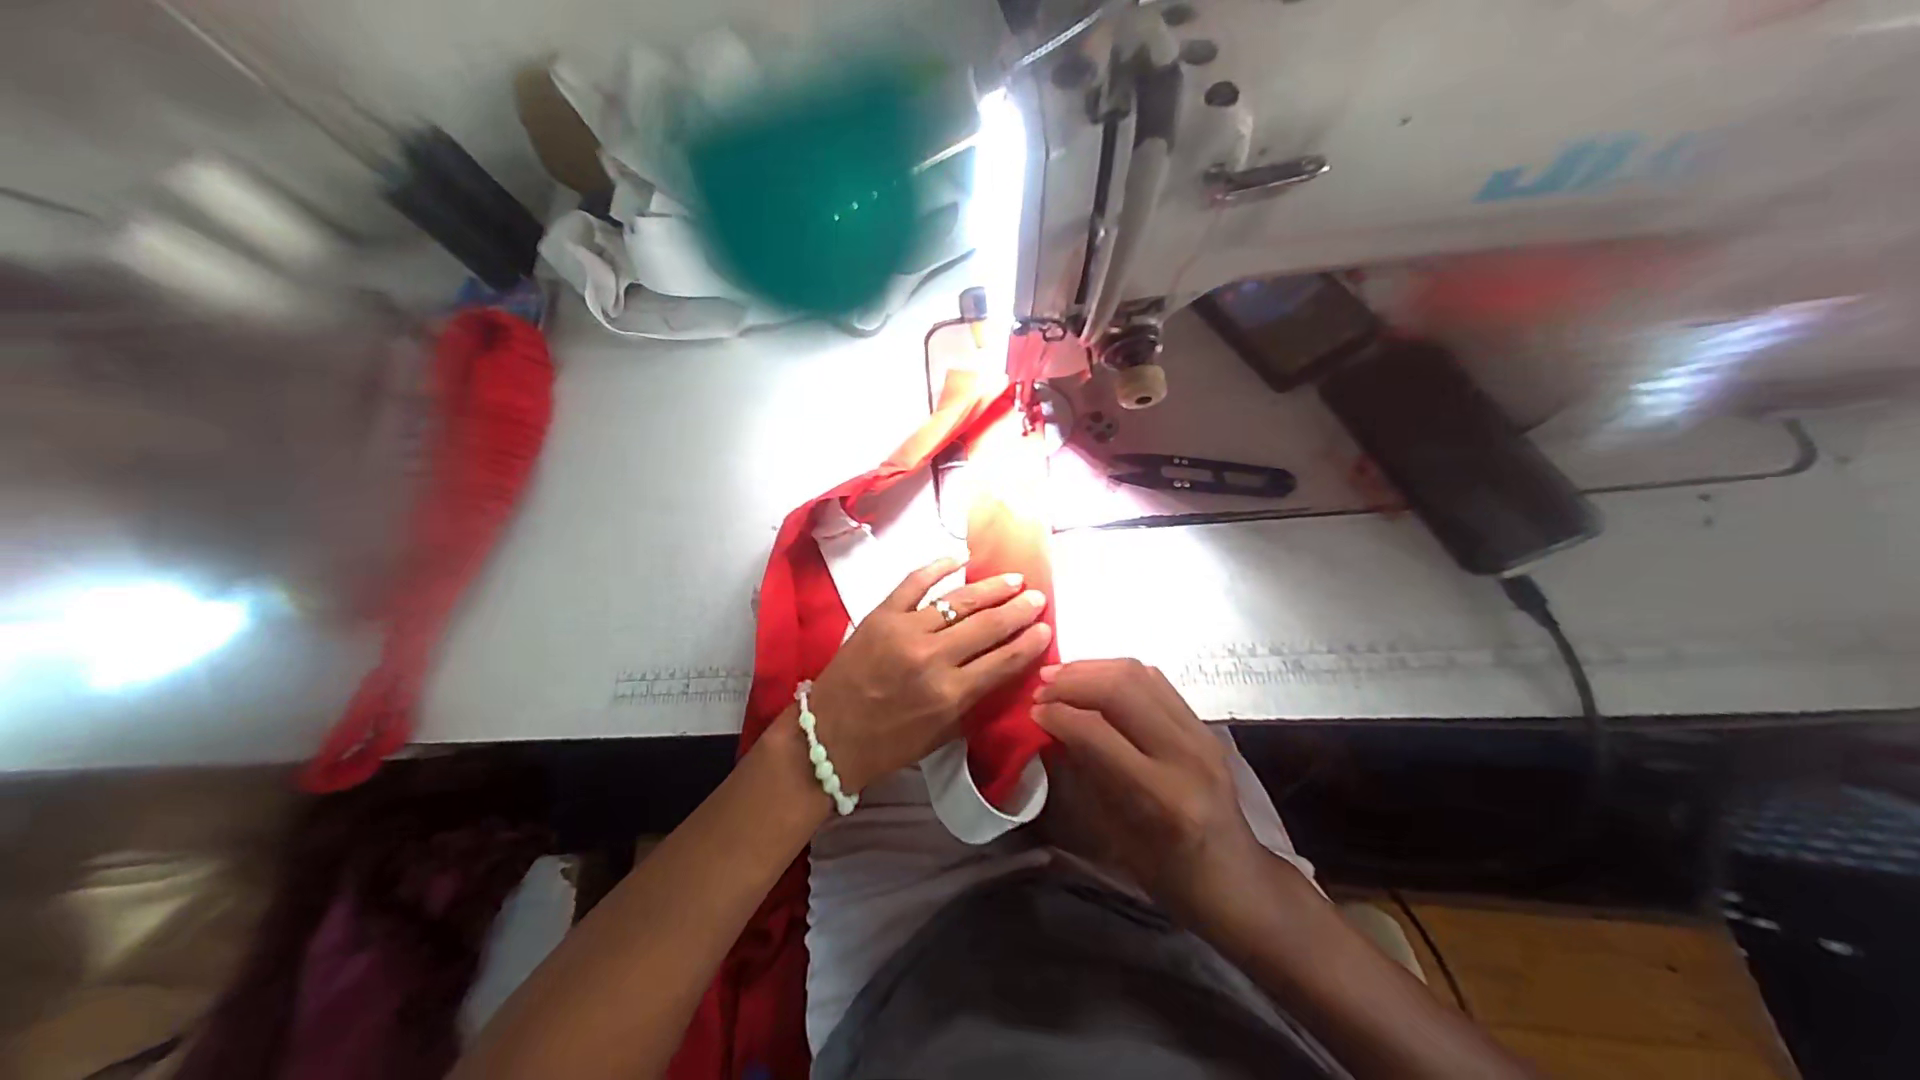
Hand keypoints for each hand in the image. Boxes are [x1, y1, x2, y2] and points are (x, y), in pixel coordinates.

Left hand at [807, 557, 1051, 792]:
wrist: (827, 738)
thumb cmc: (888, 744)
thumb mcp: (942, 734)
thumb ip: (975, 700)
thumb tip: (1006, 669)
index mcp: (950, 694)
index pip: (1004, 660)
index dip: (1031, 641)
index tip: (1046, 627)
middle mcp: (932, 658)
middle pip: (988, 625)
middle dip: (1019, 608)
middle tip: (1037, 596)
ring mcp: (904, 631)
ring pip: (958, 600)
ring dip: (991, 587)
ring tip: (1013, 578)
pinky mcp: (880, 615)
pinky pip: (914, 582)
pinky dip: (938, 567)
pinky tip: (960, 559)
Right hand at [1032, 659, 1266, 920]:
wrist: (1235, 879)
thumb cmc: (1168, 875)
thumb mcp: (1113, 836)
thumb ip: (1084, 776)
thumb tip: (1049, 730)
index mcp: (1162, 796)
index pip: (1098, 732)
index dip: (1057, 714)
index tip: (1031, 712)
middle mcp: (1186, 755)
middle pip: (1121, 689)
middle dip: (1072, 681)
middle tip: (1040, 688)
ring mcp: (1201, 735)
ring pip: (1139, 674)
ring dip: (1093, 669)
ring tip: (1060, 677)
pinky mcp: (1205, 726)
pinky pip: (1157, 681)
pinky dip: (1119, 673)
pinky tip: (1095, 681)